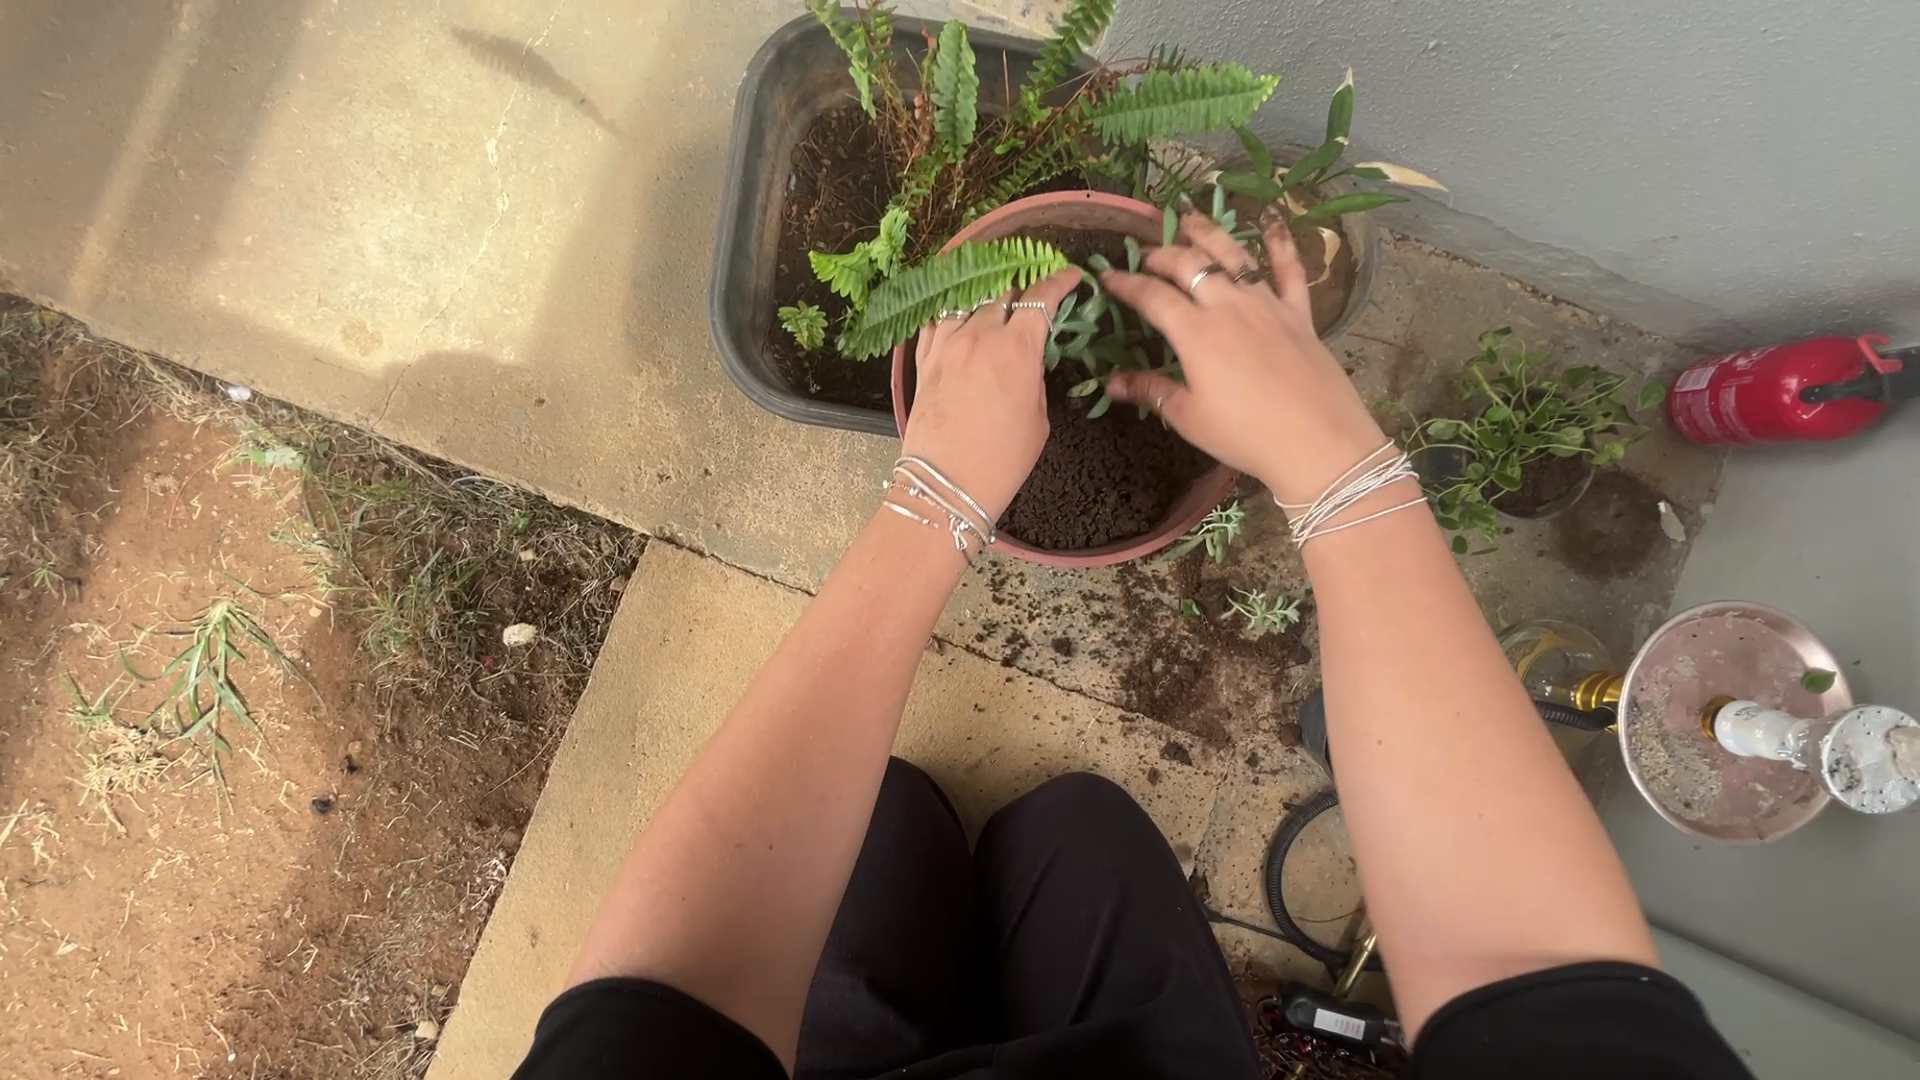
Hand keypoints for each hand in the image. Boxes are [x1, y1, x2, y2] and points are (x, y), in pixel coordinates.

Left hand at [899, 268, 1081, 520]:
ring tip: (994, 303)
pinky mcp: (922, 360)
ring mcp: (946, 345)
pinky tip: (958, 317)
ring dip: (986, 298)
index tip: (1071, 276)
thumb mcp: (1038, 421)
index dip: (1060, 281)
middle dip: (1022, 289)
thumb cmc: (1002, 461)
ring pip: (967, 300)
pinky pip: (935, 321)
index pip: (1042, 297)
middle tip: (1031, 296)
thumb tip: (1027, 362)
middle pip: (1003, 292)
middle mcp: (979, 336)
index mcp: (1017, 349)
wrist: (946, 484)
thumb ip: (1035, 380)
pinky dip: (951, 314)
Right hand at [1100, 214, 1386, 505]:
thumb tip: (1111, 382)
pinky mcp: (1298, 312)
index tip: (1106, 276)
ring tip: (1188, 218)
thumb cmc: (1244, 434)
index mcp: (1196, 332)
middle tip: (1144, 254)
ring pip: (1233, 254)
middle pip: (1189, 265)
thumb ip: (1150, 391)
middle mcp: (1229, 305)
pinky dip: (1279, 241)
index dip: (1125, 283)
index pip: (1152, 296)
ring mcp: (1267, 304)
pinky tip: (1271, 220)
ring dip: (1207, 232)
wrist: (1316, 440)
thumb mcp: (1188, 417)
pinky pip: (1289, 268)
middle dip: (1160, 254)